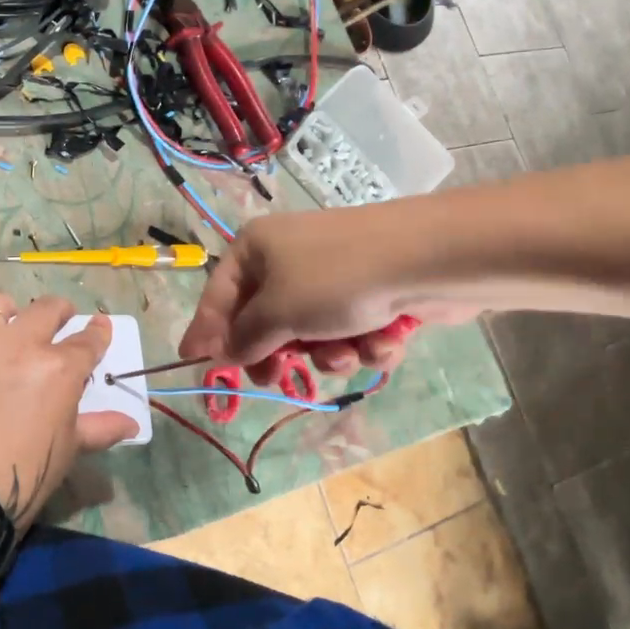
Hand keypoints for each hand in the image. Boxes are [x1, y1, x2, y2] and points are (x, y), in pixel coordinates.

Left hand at [0, 293, 134, 533]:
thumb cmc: (32, 465)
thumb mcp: (73, 445)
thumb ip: (101, 427)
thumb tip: (131, 423)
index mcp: (58, 366)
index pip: (86, 341)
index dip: (97, 332)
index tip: (100, 325)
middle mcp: (19, 344)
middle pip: (44, 310)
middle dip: (58, 310)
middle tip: (60, 316)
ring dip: (3, 309)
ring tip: (7, 319)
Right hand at [177, 209, 473, 383]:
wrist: (434, 259)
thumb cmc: (334, 280)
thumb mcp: (276, 314)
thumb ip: (243, 339)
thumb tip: (220, 355)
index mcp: (254, 249)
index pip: (217, 297)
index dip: (206, 333)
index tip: (195, 366)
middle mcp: (287, 258)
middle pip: (264, 320)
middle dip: (276, 352)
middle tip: (275, 379)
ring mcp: (332, 275)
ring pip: (312, 332)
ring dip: (327, 353)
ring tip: (346, 353)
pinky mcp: (374, 293)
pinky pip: (352, 330)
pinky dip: (363, 344)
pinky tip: (382, 342)